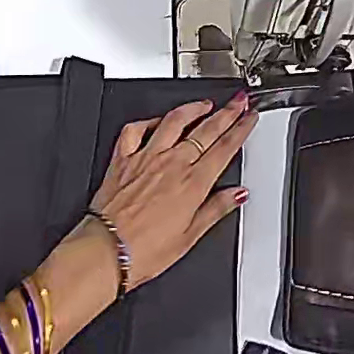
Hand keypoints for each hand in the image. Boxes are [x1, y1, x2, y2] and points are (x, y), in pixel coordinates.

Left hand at [82, 91, 258, 289]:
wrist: (104, 252)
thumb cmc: (144, 250)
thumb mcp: (190, 236)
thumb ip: (216, 208)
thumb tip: (237, 194)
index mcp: (192, 183)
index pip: (225, 147)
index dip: (241, 128)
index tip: (249, 116)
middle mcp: (171, 164)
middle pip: (206, 130)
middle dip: (227, 112)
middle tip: (238, 101)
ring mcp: (146, 158)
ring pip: (175, 121)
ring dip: (194, 108)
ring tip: (206, 103)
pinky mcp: (123, 159)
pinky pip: (135, 130)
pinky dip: (149, 121)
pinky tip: (158, 120)